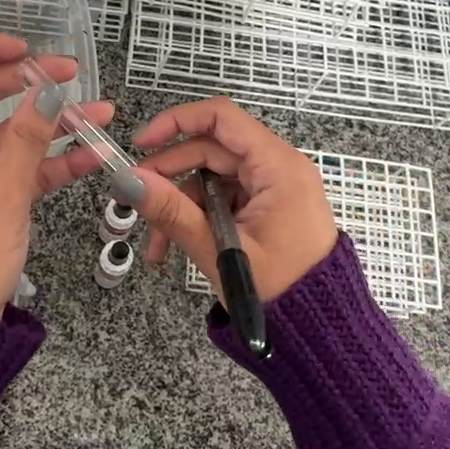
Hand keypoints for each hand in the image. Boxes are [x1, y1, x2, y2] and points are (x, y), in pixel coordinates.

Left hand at [0, 33, 111, 316]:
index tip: (24, 49)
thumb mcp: (0, 196)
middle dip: (27, 82)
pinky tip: (91, 156)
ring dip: (50, 124)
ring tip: (99, 114)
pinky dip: (50, 161)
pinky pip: (18, 169)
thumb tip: (47, 88)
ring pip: (7, 134)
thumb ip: (27, 139)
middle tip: (70, 75)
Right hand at [118, 97, 335, 303]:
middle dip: (168, 175)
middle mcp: (277, 168)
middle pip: (210, 150)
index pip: (221, 117)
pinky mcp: (266, 207)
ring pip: (211, 178)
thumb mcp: (221, 251)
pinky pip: (222, 199)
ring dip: (179, 206)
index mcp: (278, 167)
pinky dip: (197, 218)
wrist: (320, 330)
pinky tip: (173, 249)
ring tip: (156, 246)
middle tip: (133, 200)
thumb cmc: (281, 291)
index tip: (141, 144)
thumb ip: (173, 212)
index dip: (177, 122)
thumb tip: (129, 181)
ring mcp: (272, 188)